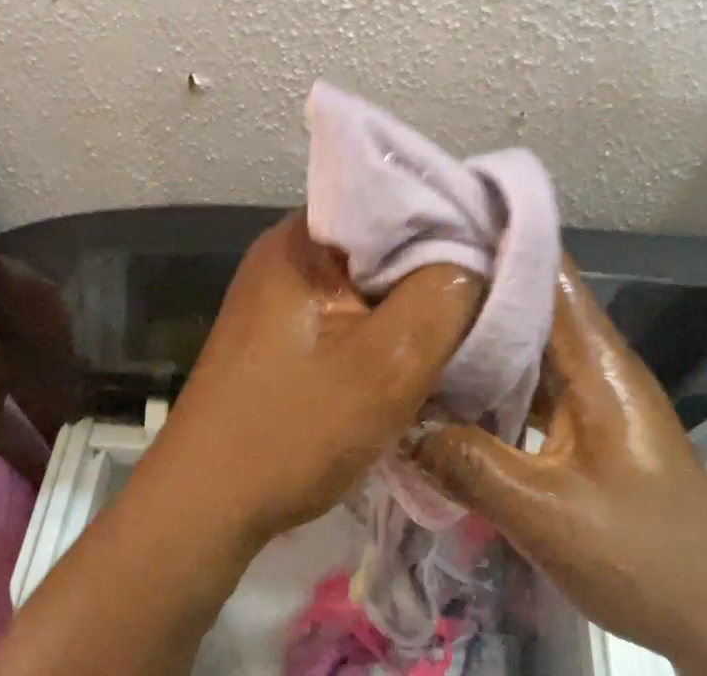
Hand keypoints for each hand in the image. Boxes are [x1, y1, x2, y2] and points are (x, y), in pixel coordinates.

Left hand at [0, 212, 482, 675]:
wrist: (204, 510)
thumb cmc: (292, 432)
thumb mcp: (385, 366)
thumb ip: (444, 298)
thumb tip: (481, 260)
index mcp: (304, 238)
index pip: (397, 197)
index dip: (456, 221)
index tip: (502, 255)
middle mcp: (291, 251)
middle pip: (388, 241)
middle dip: (442, 269)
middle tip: (494, 299)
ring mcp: (285, 293)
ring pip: (376, 281)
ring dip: (419, 306)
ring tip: (467, 330)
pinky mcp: (288, 332)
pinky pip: (356, 312)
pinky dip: (392, 329)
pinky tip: (422, 358)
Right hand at [411, 261, 706, 675]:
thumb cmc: (642, 555)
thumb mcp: (546, 515)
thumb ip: (468, 464)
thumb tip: (398, 422)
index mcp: (597, 361)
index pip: (548, 268)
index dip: (496, 234)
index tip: (432, 219)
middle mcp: (596, 362)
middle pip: (531, 300)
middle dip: (471, 282)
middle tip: (397, 274)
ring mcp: (593, 393)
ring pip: (528, 344)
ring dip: (476, 334)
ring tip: (409, 320)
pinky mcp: (587, 425)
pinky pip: (530, 384)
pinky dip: (490, 380)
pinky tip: (444, 390)